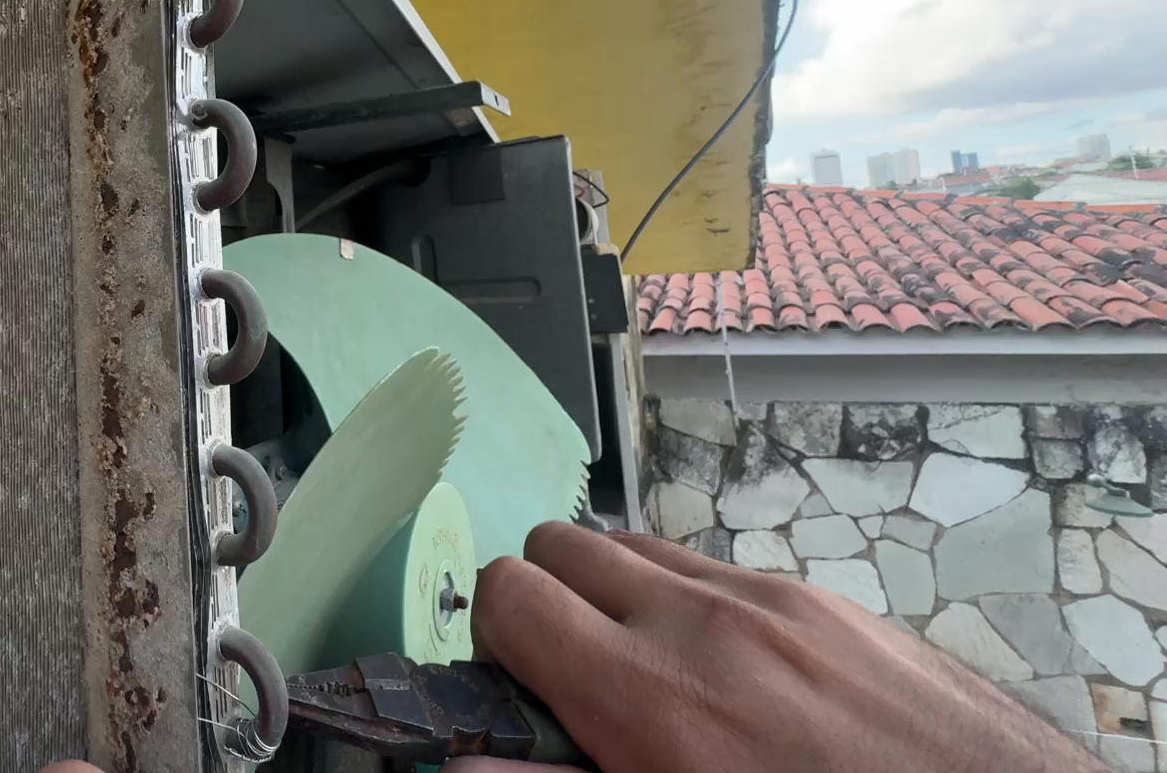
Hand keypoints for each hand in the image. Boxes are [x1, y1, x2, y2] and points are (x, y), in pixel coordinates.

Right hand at [457, 522, 1099, 772]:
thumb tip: (463, 766)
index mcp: (651, 694)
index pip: (507, 589)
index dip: (496, 631)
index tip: (526, 683)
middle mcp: (699, 618)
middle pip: (556, 540)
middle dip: (546, 594)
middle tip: (582, 671)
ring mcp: (769, 596)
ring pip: (629, 544)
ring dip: (615, 591)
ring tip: (662, 669)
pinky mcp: (827, 598)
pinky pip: (712, 568)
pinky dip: (692, 603)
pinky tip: (745, 677)